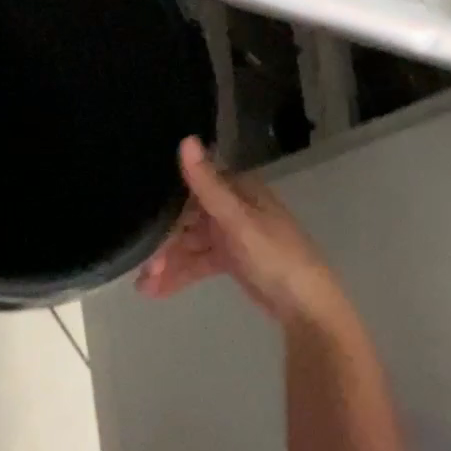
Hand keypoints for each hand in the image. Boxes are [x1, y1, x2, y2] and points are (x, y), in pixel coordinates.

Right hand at [136, 137, 346, 328]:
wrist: (310, 311)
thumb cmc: (276, 257)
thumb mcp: (238, 220)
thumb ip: (208, 183)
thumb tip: (186, 139)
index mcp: (238, 190)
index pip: (192, 187)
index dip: (166, 203)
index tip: (140, 219)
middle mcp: (232, 207)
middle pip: (188, 218)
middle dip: (164, 242)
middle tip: (142, 264)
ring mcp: (231, 235)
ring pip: (190, 243)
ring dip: (168, 262)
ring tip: (144, 285)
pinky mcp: (231, 260)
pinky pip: (198, 262)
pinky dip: (180, 274)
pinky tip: (157, 290)